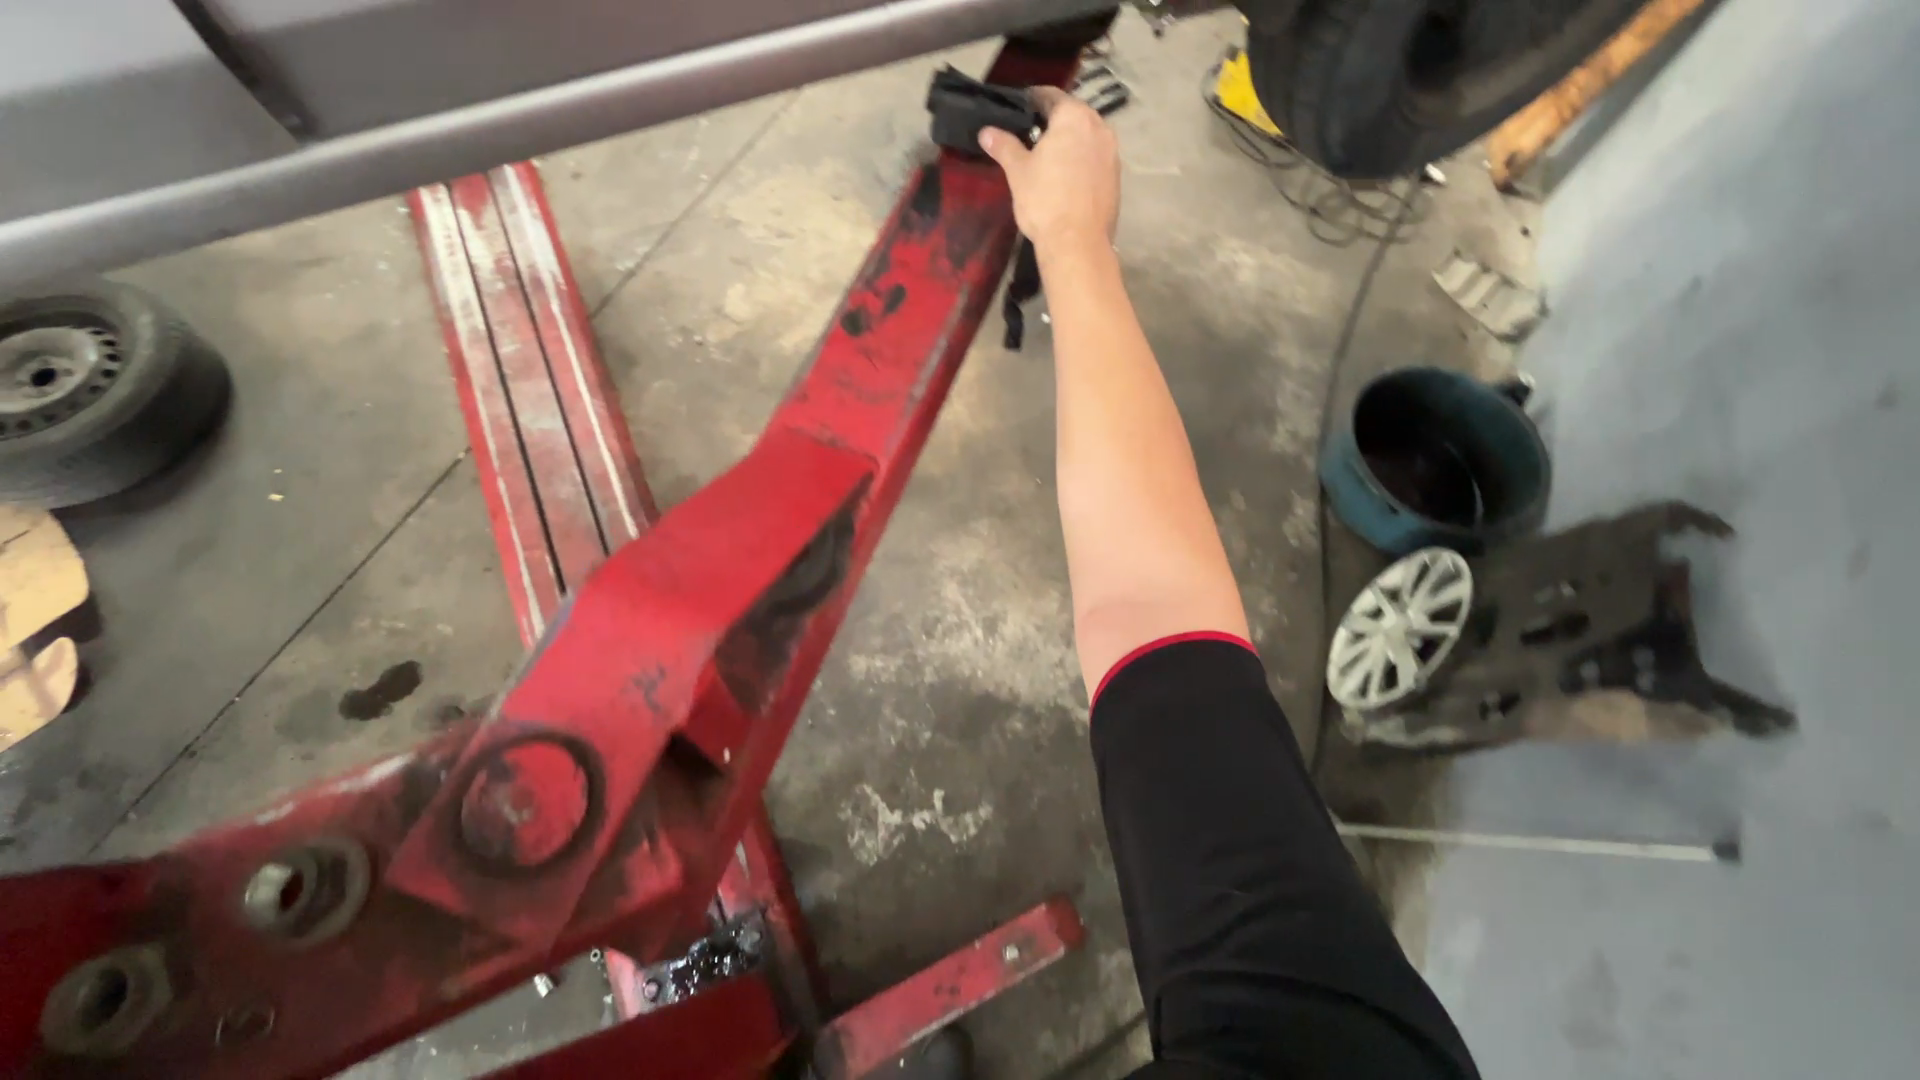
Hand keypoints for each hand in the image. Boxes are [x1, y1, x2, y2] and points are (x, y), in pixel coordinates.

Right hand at [978, 86, 1119, 255]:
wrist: (1077, 243)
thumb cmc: (1045, 201)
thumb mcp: (1018, 171)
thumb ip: (1004, 146)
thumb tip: (987, 132)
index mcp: (1074, 117)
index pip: (1051, 96)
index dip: (1033, 100)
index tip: (1020, 108)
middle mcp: (1099, 127)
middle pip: (1073, 115)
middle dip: (1054, 122)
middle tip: (1032, 136)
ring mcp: (1112, 153)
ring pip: (1087, 138)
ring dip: (1070, 142)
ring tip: (1050, 159)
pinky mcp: (1116, 177)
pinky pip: (1096, 159)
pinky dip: (1082, 162)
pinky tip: (1067, 179)